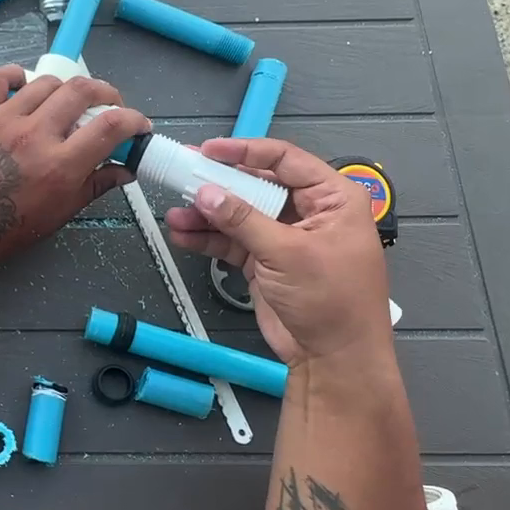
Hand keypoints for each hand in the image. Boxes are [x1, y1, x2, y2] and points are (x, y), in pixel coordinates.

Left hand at [0, 66, 149, 277]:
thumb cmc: (4, 231)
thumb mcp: (58, 215)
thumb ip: (94, 186)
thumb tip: (126, 170)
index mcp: (61, 166)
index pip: (111, 125)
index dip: (134, 119)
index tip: (138, 125)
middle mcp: (36, 135)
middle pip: (82, 91)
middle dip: (106, 93)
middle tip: (109, 106)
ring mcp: (4, 120)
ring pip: (46, 82)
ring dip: (66, 89)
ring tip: (68, 103)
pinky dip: (16, 75)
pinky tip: (25, 84)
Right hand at [164, 138, 390, 364]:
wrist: (334, 359)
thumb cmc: (331, 300)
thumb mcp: (287, 253)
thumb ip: (243, 220)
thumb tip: (205, 192)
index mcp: (331, 199)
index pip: (285, 161)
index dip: (246, 151)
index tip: (209, 150)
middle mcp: (308, 212)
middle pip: (256, 186)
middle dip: (219, 185)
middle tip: (183, 174)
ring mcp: (284, 237)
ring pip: (239, 214)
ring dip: (207, 215)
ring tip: (176, 214)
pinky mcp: (265, 261)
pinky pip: (232, 241)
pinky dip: (208, 238)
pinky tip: (183, 235)